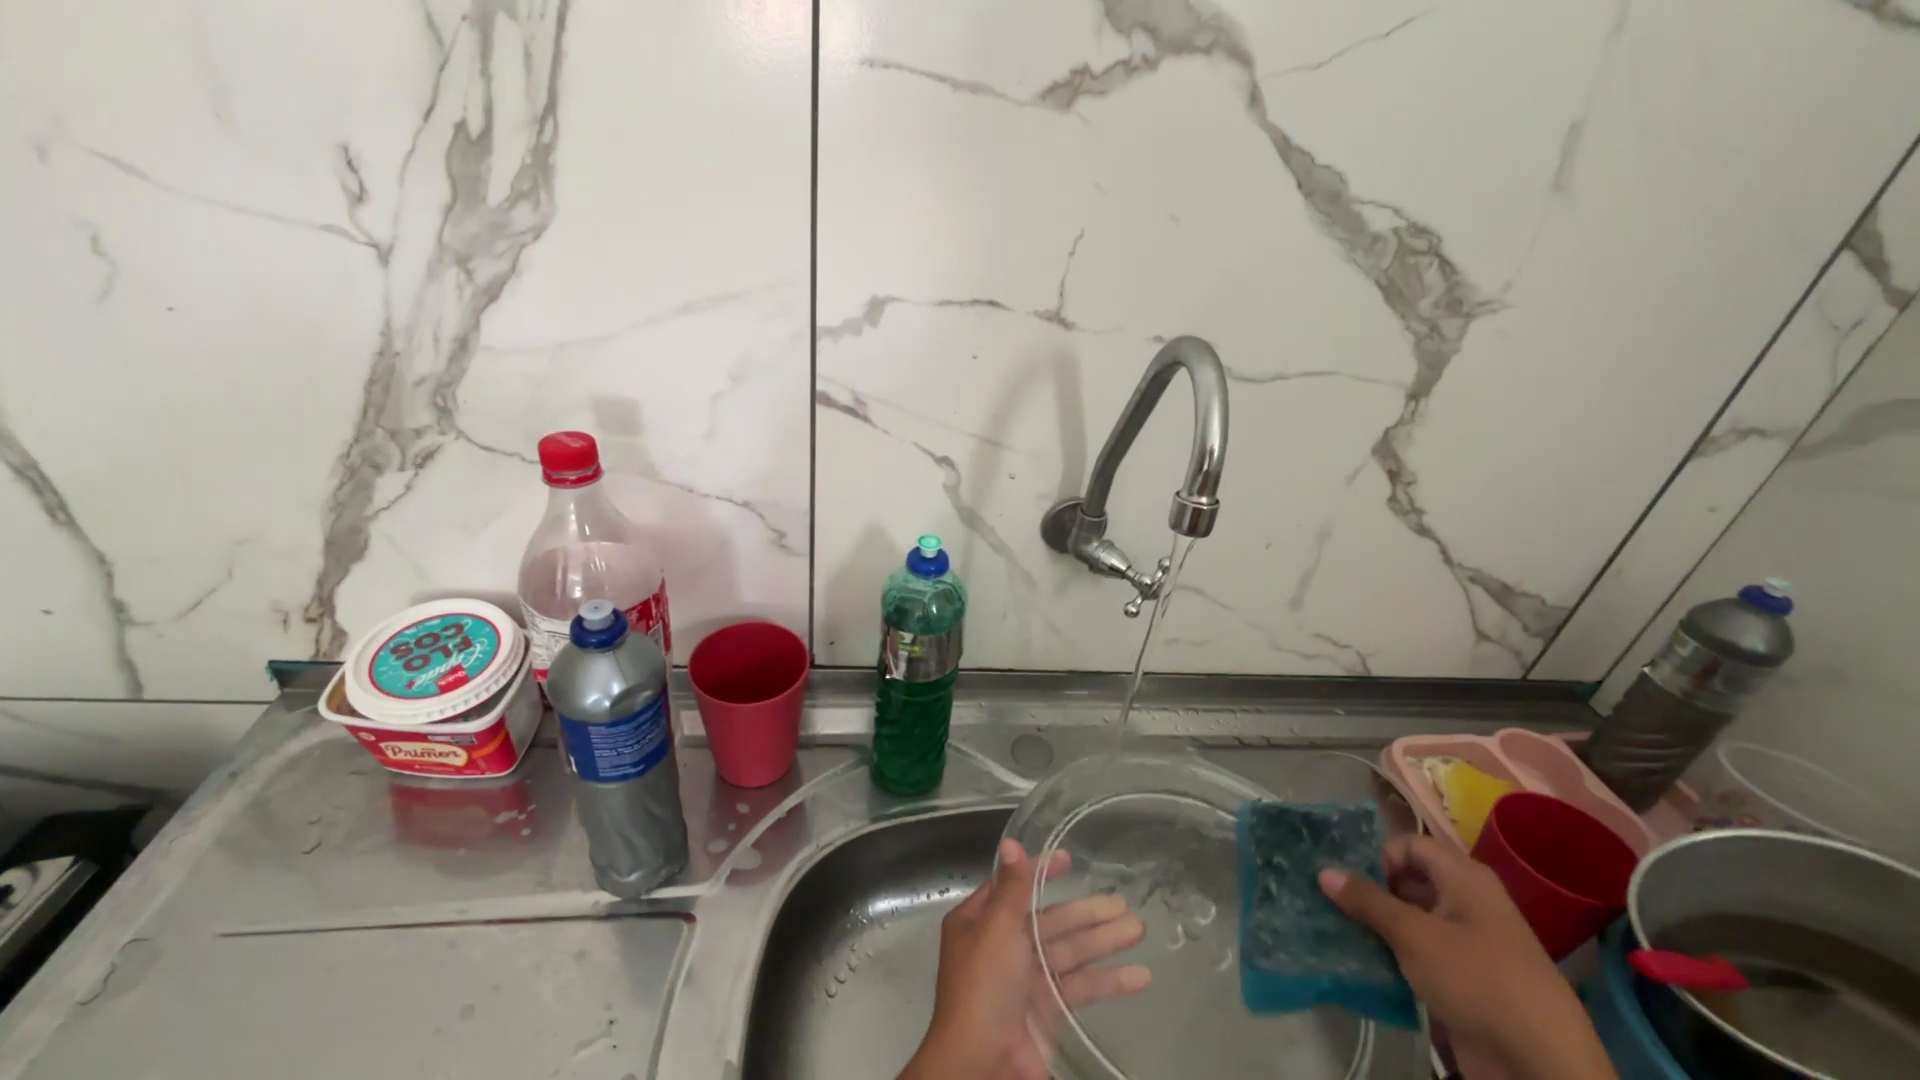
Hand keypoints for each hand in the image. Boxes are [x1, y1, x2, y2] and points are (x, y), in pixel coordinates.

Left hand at [901, 839, 1151, 1079]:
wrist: (982, 1063)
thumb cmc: (984, 986)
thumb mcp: (996, 928)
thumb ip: (1012, 887)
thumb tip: (1010, 842)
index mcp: (979, 923)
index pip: (1013, 887)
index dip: (1040, 871)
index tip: (1069, 858)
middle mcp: (1002, 947)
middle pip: (1050, 921)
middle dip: (1087, 913)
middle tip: (1124, 904)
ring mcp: (1026, 981)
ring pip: (1070, 953)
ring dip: (1104, 942)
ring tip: (1139, 930)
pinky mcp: (1048, 1011)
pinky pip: (1080, 988)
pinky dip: (1109, 982)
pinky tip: (1140, 976)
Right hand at [1318, 835, 1617, 1079]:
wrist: (1537, 1061)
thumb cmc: (1477, 979)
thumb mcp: (1416, 935)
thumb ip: (1369, 901)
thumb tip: (1325, 871)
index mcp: (1465, 878)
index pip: (1411, 845)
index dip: (1378, 856)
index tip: (1347, 881)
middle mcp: (1466, 903)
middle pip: (1408, 882)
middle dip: (1369, 892)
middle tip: (1328, 904)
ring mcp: (1464, 943)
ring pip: (1409, 921)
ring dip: (1375, 927)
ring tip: (1335, 933)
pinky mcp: (1459, 979)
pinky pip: (1417, 955)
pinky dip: (1390, 956)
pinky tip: (1360, 964)